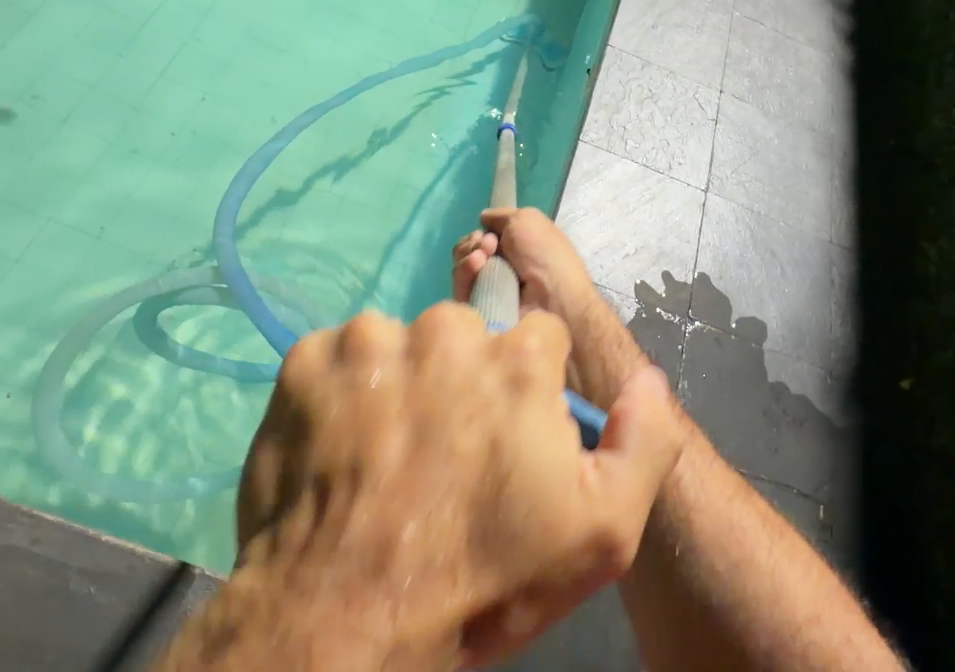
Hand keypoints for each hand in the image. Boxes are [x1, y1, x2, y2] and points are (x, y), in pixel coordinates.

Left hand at [160, 303, 684, 671]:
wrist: (347, 624)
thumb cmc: (485, 577)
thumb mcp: (603, 532)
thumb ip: (642, 442)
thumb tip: (646, 377)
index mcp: (519, 357)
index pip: (536, 339)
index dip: (525, 388)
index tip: (506, 436)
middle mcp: (446, 329)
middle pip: (465, 333)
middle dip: (461, 377)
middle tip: (443, 449)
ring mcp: (370, 339)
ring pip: (399, 342)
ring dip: (398, 380)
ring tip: (386, 453)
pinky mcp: (307, 360)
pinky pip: (337, 357)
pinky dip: (340, 390)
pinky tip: (340, 446)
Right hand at [453, 208, 648, 406]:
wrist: (552, 298)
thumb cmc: (544, 254)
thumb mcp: (527, 220)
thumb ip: (501, 216)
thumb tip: (483, 219)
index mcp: (516, 247)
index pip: (483, 237)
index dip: (482, 231)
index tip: (490, 232)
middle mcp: (501, 267)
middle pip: (468, 250)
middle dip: (473, 243)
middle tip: (489, 247)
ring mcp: (489, 289)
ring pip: (461, 268)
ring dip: (467, 256)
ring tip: (481, 259)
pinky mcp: (478, 309)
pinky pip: (460, 288)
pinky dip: (464, 273)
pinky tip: (475, 267)